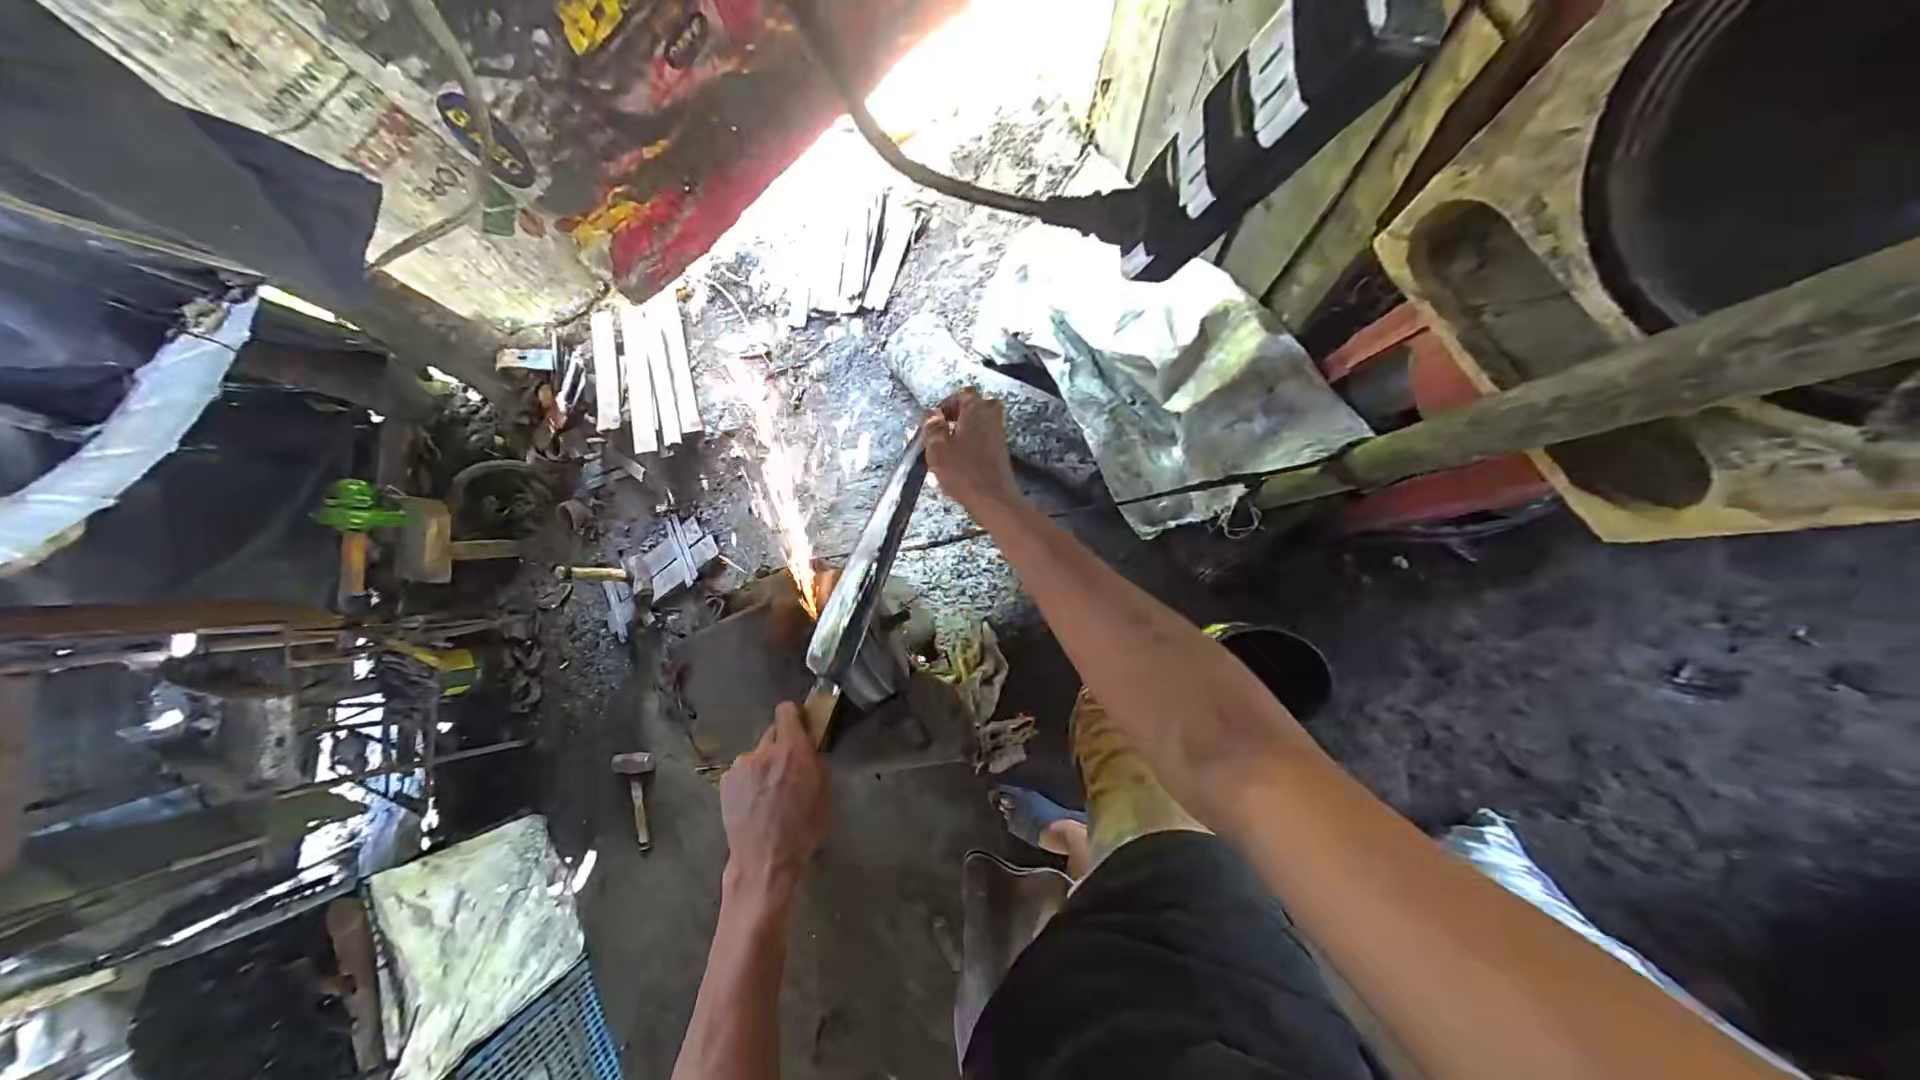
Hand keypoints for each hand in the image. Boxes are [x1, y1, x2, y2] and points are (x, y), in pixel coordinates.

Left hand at [720, 703, 830, 899]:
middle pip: (773, 732)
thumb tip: (813, 751)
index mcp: (793, 750)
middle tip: (789, 768)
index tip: (801, 727)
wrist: (764, 861)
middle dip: (783, 744)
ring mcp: (741, 766)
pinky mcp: (725, 782)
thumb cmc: (802, 831)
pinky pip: (743, 771)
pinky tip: (754, 802)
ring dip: (765, 764)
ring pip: (757, 754)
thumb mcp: (825, 796)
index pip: (787, 711)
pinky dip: (750, 779)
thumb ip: (819, 765)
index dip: (795, 716)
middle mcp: (764, 751)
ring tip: (769, 792)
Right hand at [922, 388, 1020, 519]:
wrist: (993, 499)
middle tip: (941, 432)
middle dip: (956, 417)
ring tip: (947, 450)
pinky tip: (959, 463)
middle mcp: (991, 416)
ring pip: (978, 424)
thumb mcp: (937, 448)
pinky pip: (983, 440)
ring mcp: (999, 434)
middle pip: (972, 408)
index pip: (960, 394)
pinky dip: (971, 446)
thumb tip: (932, 415)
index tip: (933, 421)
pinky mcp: (1001, 451)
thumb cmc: (964, 472)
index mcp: (976, 408)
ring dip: (963, 432)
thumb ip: (933, 427)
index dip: (944, 406)